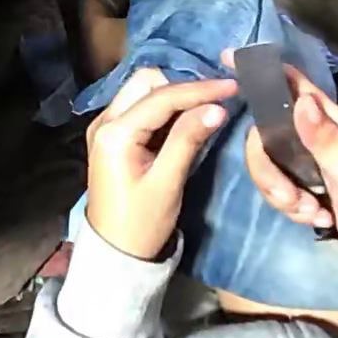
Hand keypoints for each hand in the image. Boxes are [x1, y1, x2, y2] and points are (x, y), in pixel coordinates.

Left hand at [85, 68, 236, 259]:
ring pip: (143, 90)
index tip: (232, 86)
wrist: (114, 254)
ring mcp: (105, 126)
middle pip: (146, 83)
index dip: (199, 89)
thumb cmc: (141, 224)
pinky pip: (140, 106)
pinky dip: (163, 108)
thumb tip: (217, 107)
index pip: (161, 97)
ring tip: (205, 108)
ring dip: (173, 95)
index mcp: (114, 133)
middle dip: (182, 87)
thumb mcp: (167, 183)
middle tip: (215, 100)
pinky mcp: (112, 135)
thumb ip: (188, 140)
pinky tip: (185, 119)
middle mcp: (105, 121)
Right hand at [239, 62, 337, 239]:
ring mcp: (302, 163)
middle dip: (269, 172)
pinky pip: (275, 191)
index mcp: (327, 120)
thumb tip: (300, 100)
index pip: (292, 85)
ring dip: (282, 196)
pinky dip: (292, 209)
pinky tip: (317, 218)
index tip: (227, 57)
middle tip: (292, 199)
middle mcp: (309, 135)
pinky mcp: (299, 187)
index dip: (263, 71)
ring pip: (265, 167)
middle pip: (263, 136)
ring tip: (313, 212)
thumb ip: (325, 137)